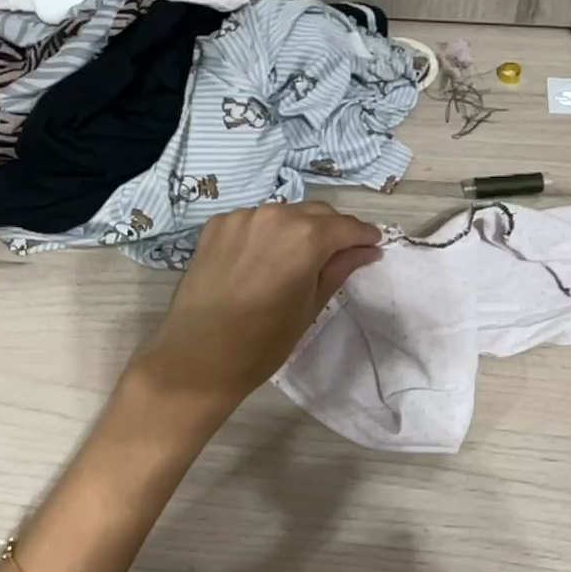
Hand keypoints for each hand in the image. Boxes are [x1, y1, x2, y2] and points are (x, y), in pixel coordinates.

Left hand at [127, 201, 381, 423]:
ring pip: (283, 214)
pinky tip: (262, 259)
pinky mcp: (217, 225)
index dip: (363, 235)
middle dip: (332, 230)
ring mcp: (242, 217)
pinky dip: (265, 234)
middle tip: (340, 253)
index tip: (373, 244)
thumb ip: (340, 269)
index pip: (346, 226)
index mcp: (306, 237)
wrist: (197, 357)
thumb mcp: (311, 306)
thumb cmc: (263, 342)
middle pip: (316, 214)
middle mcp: (275, 215)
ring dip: (297, 229)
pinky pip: (253, 221)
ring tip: (297, 258)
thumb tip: (368, 250)